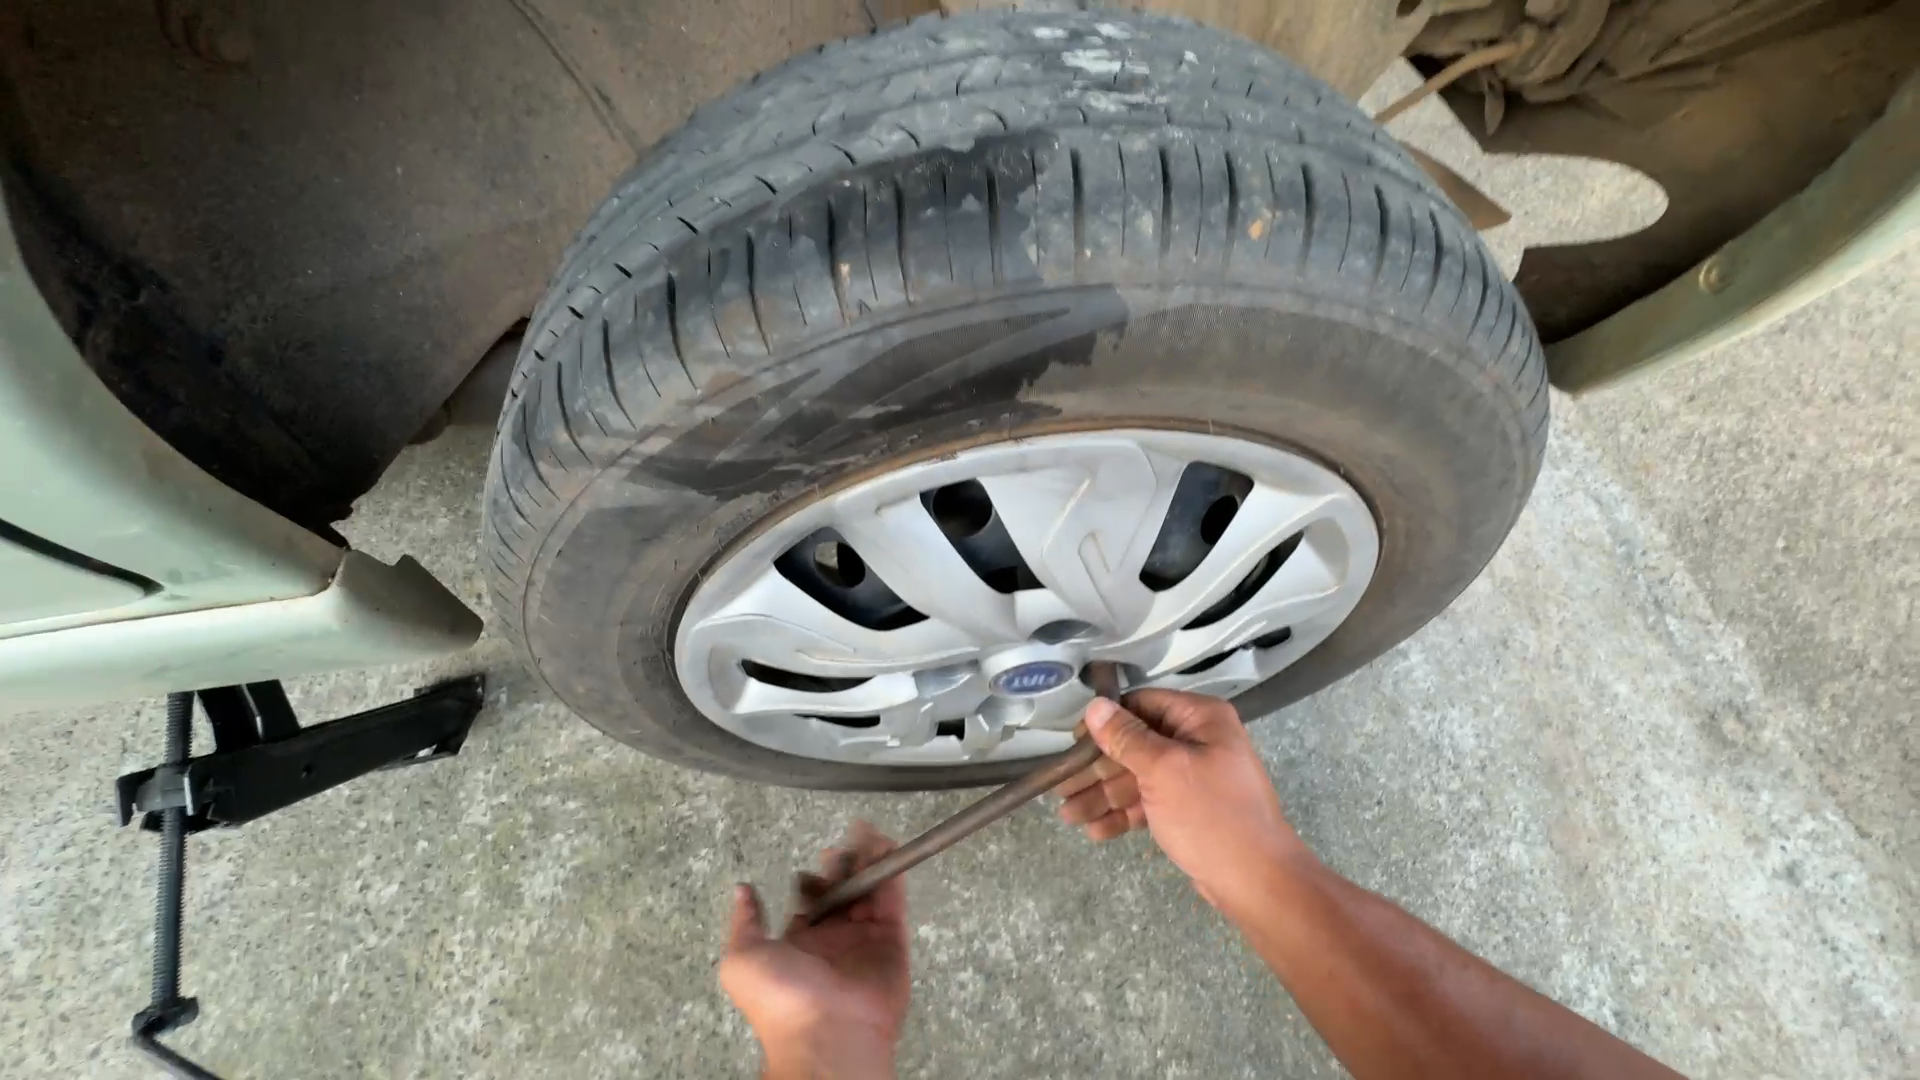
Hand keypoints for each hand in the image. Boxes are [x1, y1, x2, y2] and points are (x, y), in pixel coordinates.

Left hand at [719, 822, 908, 1079]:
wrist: (827, 1032)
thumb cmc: (782, 1000)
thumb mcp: (742, 959)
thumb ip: (744, 922)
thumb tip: (743, 890)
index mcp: (801, 943)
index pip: (812, 900)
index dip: (815, 878)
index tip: (819, 861)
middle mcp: (835, 939)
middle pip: (843, 890)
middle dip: (846, 863)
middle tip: (850, 839)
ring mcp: (865, 938)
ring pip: (869, 889)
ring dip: (870, 860)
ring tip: (870, 833)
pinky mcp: (892, 939)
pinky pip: (893, 899)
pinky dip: (893, 872)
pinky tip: (888, 847)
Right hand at [1054, 689, 1311, 911]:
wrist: (1259, 883)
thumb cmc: (1211, 815)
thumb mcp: (1163, 770)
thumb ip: (1126, 737)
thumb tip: (1095, 706)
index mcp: (1200, 719)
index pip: (1142, 705)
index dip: (1105, 721)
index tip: (1073, 742)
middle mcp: (1197, 741)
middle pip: (1134, 745)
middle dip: (1097, 769)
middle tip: (1061, 786)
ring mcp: (1193, 778)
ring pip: (1137, 778)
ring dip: (1102, 796)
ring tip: (1068, 815)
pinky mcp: (1188, 810)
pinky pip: (1148, 804)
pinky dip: (1123, 815)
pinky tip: (1094, 831)